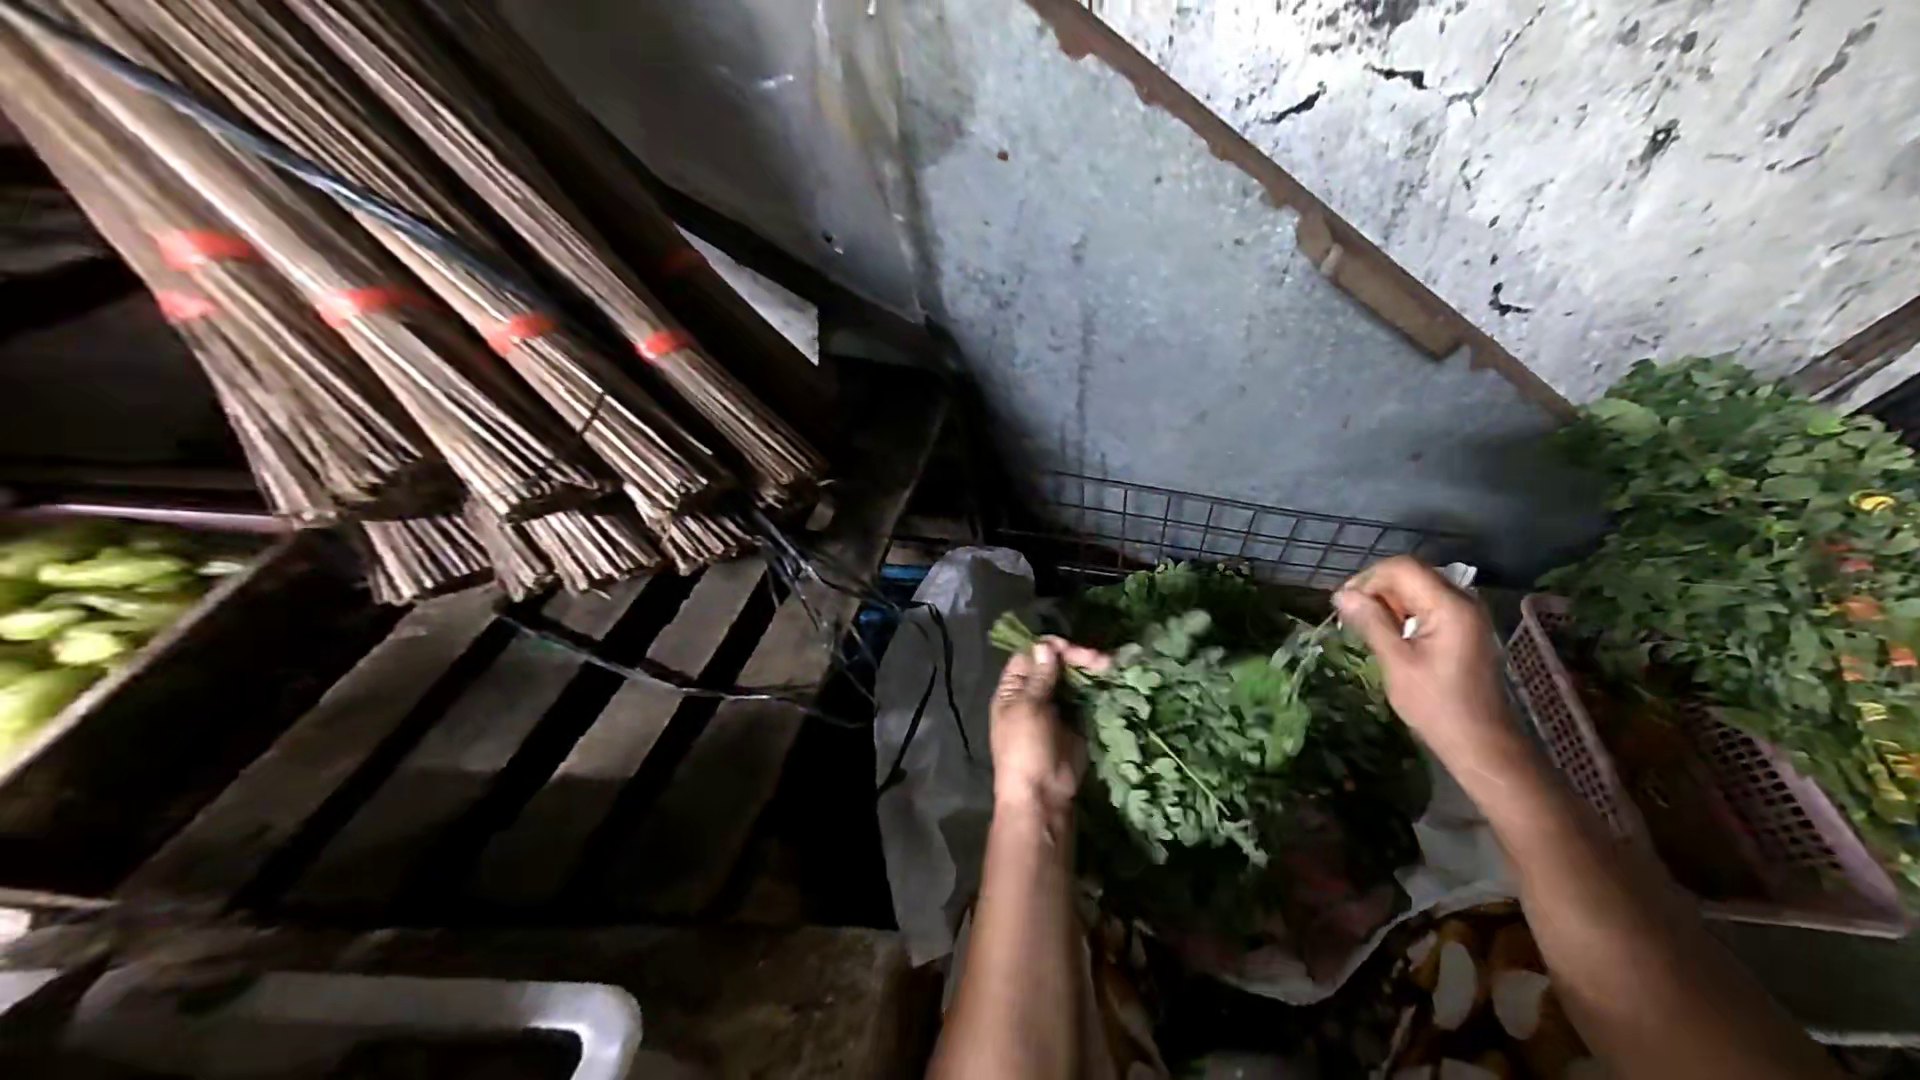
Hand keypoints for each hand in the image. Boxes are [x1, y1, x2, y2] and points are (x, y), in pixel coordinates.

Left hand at [990, 636, 1107, 814]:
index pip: (1031, 654)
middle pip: (1056, 663)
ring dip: (1091, 669)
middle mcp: (1035, 693)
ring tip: (1109, 665)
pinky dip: (1099, 687)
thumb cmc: (1024, 749)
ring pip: (1074, 678)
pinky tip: (1112, 679)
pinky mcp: (1078, 720)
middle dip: (1077, 657)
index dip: (1050, 647)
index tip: (1070, 649)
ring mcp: (1058, 706)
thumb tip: (1045, 645)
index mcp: (1014, 688)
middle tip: (1099, 660)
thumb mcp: (1027, 709)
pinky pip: (1088, 697)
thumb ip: (1040, 677)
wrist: (1043, 794)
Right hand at [1333, 557, 1519, 766]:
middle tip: (1351, 616)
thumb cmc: (1437, 705)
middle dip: (1375, 588)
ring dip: (1386, 600)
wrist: (1480, 742)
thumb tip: (1341, 595)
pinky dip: (1401, 611)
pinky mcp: (1461, 627)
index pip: (1403, 568)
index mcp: (1450, 607)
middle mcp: (1463, 602)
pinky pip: (1425, 603)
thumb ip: (1371, 622)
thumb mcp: (1396, 663)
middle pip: (1410, 573)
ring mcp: (1465, 614)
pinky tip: (1387, 633)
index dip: (1367, 579)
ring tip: (1365, 626)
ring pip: (1416, 587)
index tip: (1345, 605)